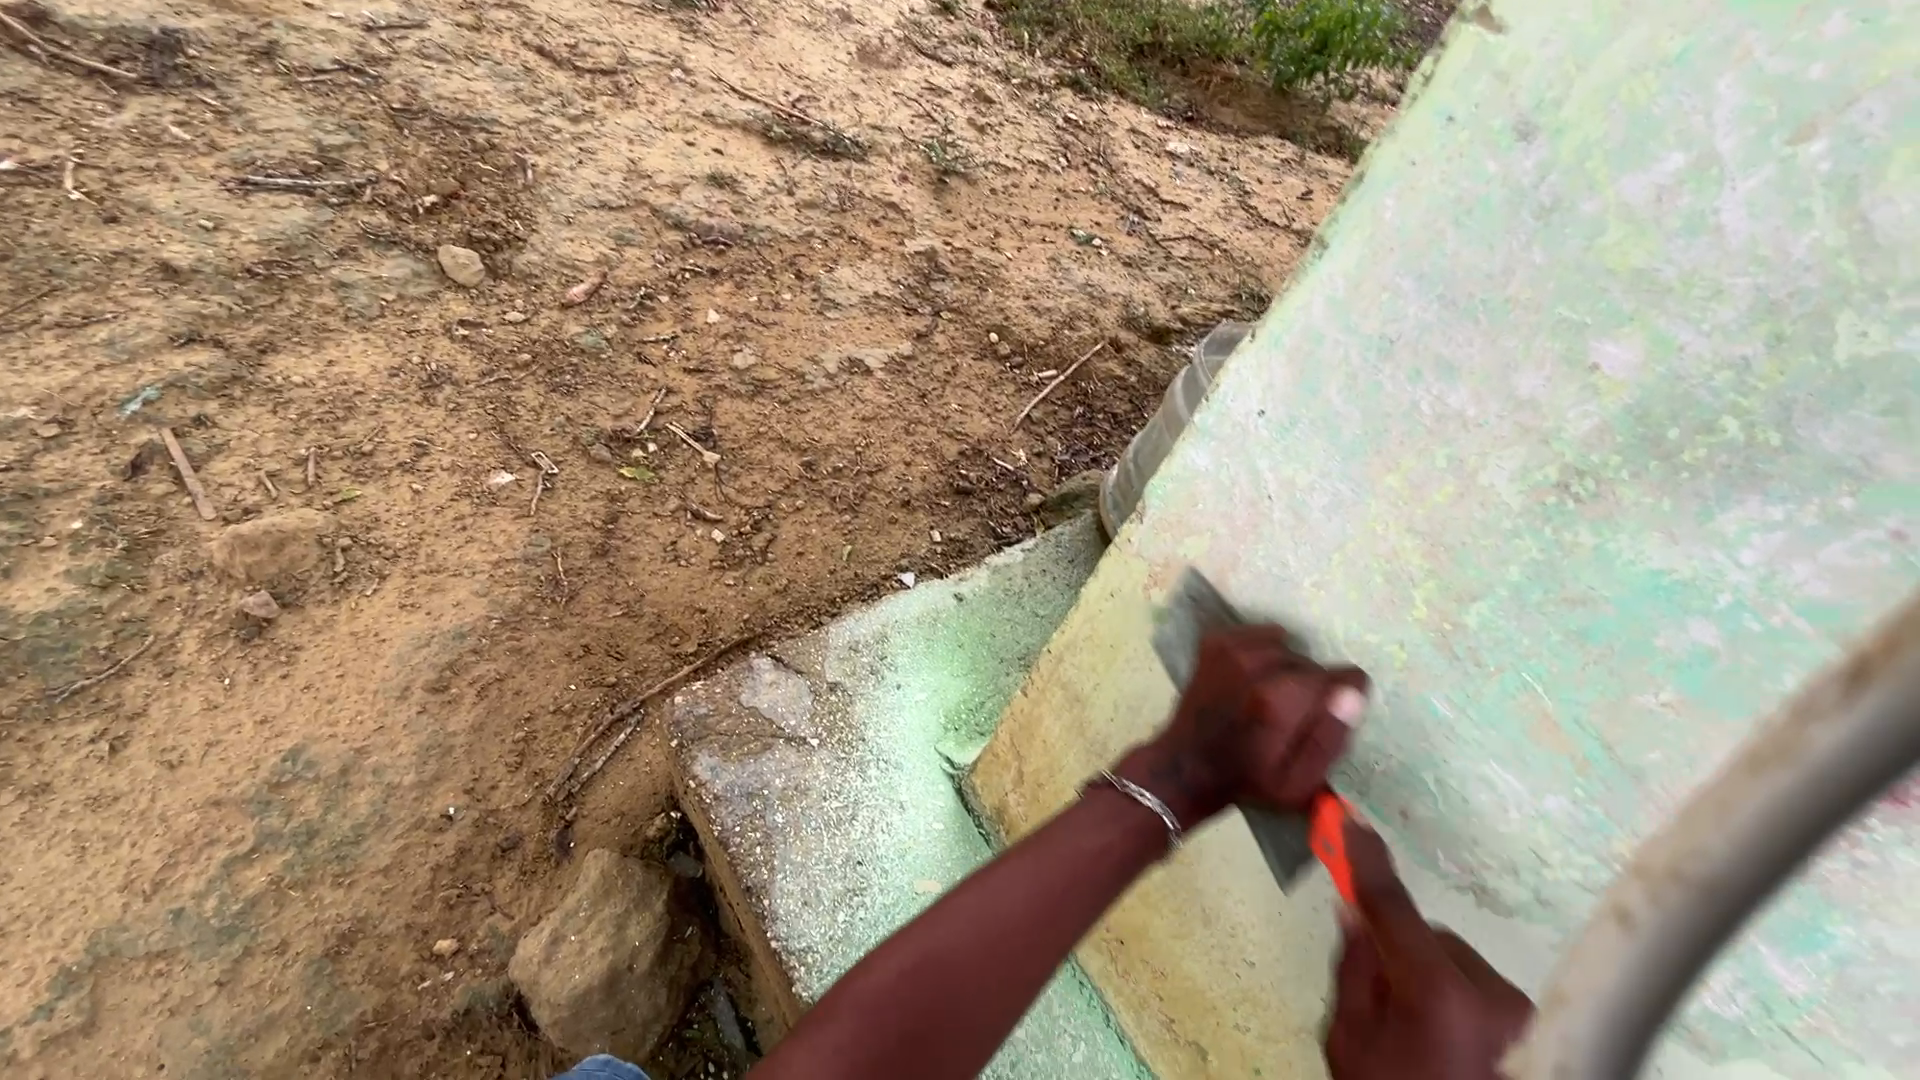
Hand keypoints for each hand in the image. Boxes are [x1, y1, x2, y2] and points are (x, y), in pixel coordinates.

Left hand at [1118, 625, 1368, 826]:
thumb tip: (1353, 692)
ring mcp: (1231, 651)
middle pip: (1313, 662)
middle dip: (1313, 684)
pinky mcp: (1215, 643)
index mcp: (1278, 703)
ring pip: (1289, 646)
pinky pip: (1263, 633)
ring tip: (1274, 694)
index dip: (1344, 695)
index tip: (1332, 711)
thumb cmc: (1248, 781)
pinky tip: (1257, 674)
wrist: (1186, 766)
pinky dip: (1268, 648)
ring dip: (1289, 666)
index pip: (1342, 676)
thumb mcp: (1299, 783)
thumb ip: (1331, 738)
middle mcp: (1254, 668)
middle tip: (1295, 713)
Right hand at [1325, 821, 1533, 1079]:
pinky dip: (1468, 1009)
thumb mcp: (1351, 1049)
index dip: (1365, 860)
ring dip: (1440, 985)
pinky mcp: (1548, 1034)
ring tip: (1431, 1045)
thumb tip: (1355, 913)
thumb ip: (1353, 973)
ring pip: (1463, 968)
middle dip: (1407, 956)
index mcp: (1436, 993)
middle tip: (1388, 1004)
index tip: (1348, 817)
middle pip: (1433, 940)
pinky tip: (1462, 1055)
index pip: (1391, 906)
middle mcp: (1494, 994)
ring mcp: (1528, 1016)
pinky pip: (1491, 997)